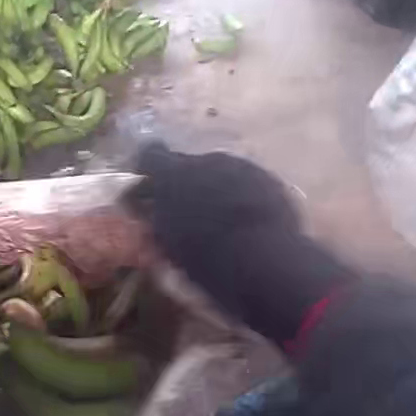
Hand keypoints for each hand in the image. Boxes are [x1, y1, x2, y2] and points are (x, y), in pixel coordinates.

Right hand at [131, 144, 349, 345]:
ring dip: (215, 188)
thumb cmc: (202, 256)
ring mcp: (241, 166)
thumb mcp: (165, 242)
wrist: (262, 259)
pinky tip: (246, 222)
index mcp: (173, 174)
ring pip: (220, 172)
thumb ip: (155, 218)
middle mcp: (206, 159)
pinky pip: (247, 182)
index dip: (146, 169)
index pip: (150, 155)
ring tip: (219, 219)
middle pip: (189, 164)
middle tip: (185, 210)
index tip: (146, 186)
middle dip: (185, 183)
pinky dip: (242, 196)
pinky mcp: (269, 178)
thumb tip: (149, 210)